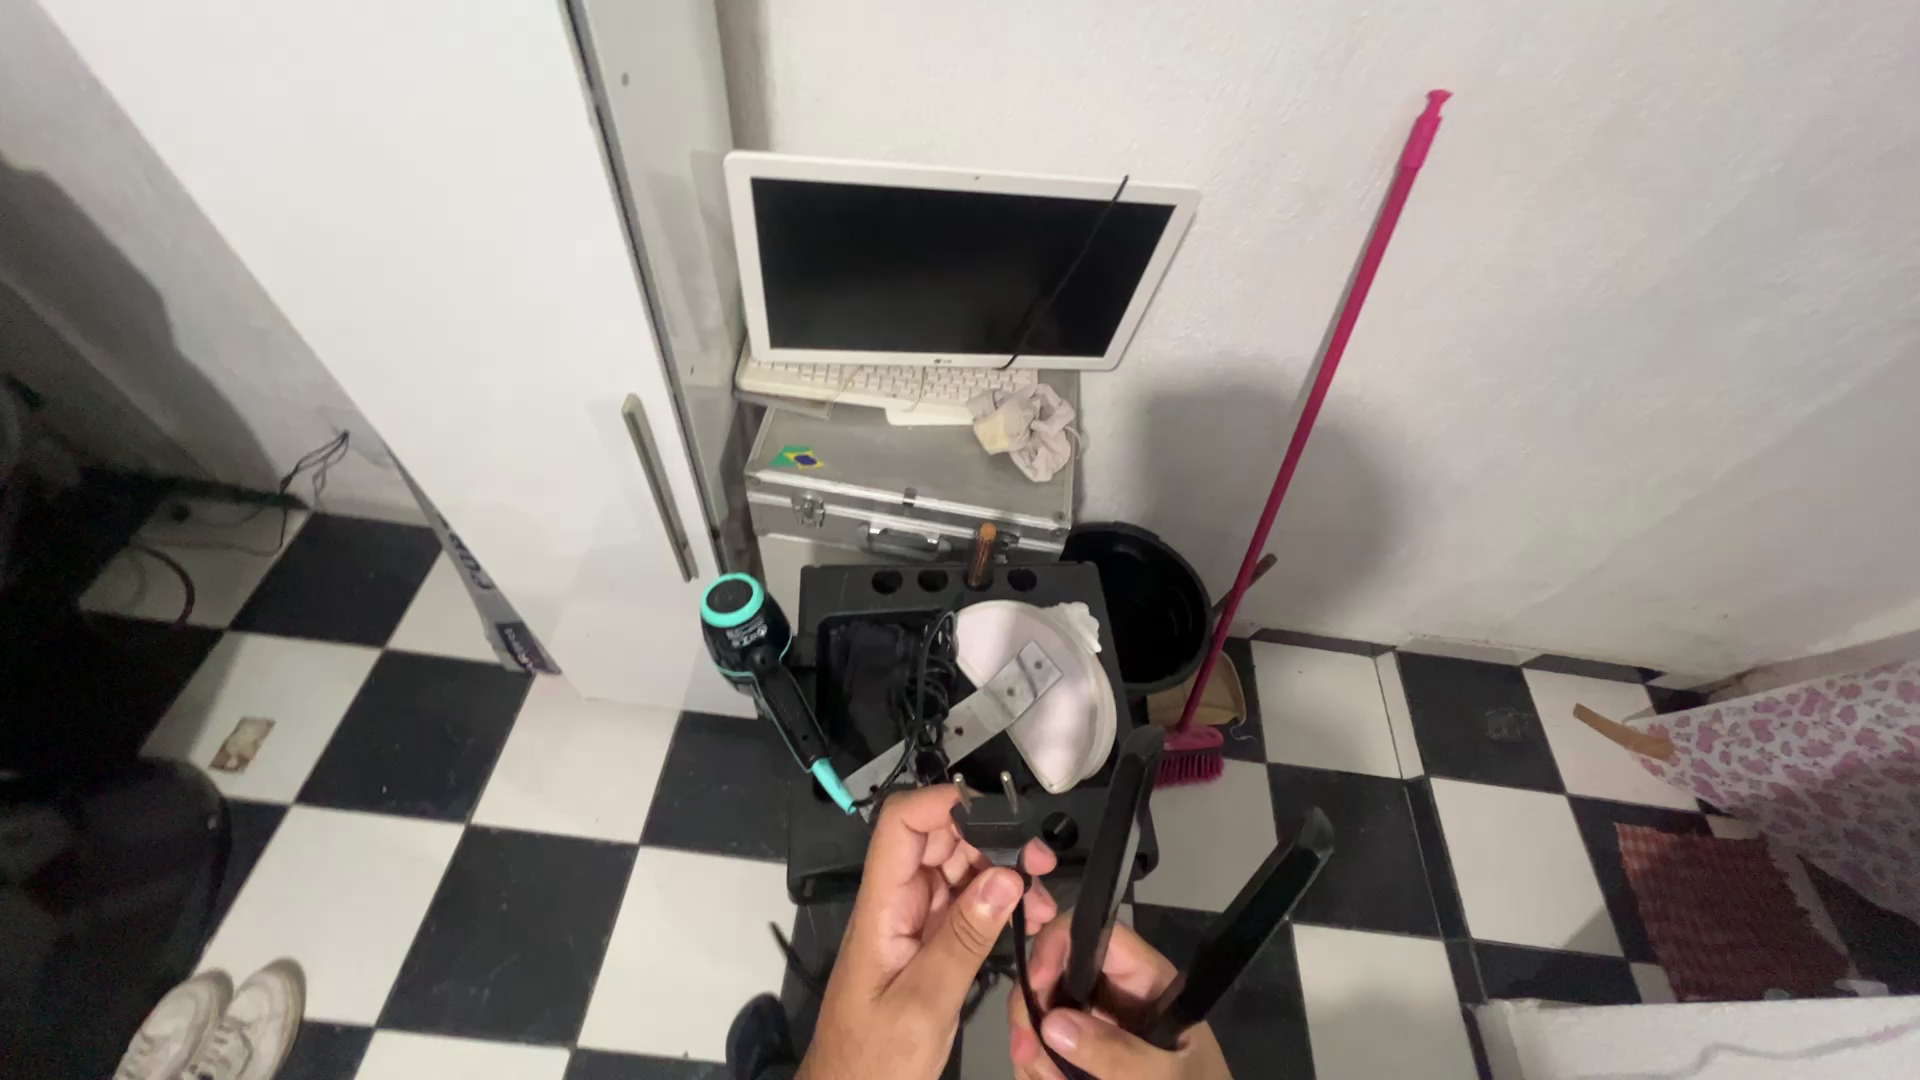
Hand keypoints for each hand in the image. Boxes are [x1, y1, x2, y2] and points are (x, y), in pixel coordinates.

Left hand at [799, 784, 1057, 1079]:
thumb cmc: (872, 1064)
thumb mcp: (922, 1007)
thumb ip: (964, 942)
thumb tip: (1005, 878)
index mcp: (881, 905)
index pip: (899, 825)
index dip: (940, 803)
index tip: (997, 811)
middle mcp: (898, 901)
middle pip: (938, 840)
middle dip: (990, 838)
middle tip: (1038, 860)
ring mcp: (916, 919)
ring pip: (959, 867)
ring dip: (1002, 871)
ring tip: (1042, 895)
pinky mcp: (932, 940)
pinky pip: (968, 903)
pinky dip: (999, 902)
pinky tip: (1029, 915)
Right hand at [1009, 916, 1232, 1079]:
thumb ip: (1117, 1055)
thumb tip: (1051, 1023)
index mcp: (1148, 981)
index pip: (1099, 934)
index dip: (1059, 944)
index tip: (1034, 985)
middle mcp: (1118, 992)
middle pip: (1060, 970)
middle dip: (1033, 1005)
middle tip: (1023, 1051)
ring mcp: (1100, 1022)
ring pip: (1046, 1008)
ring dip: (1031, 1042)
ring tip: (1035, 1076)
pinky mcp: (1087, 1051)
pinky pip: (1047, 1043)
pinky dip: (1035, 1063)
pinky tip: (1039, 1079)